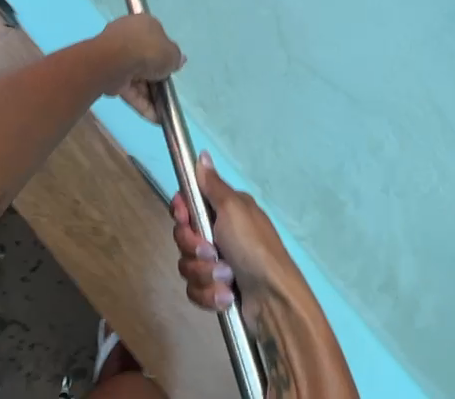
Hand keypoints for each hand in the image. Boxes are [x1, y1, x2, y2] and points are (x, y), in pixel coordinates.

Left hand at [96, 14, 183, 122]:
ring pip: (138, 78)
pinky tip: (155, 118)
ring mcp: (117, 56)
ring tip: (164, 114)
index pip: (157, 39)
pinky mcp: (110, 74)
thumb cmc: (148, 50)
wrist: (117, 60)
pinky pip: (129, 89)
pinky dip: (141, 103)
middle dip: (157, 79)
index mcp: (144, 24)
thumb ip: (176, 58)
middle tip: (168, 94)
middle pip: (146, 60)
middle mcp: (129, 36)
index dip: (165, 55)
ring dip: (151, 96)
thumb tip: (178, 59)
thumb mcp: (172, 54)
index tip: (171, 69)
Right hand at [172, 152, 295, 316]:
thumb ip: (212, 185)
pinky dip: (209, 294)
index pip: (187, 204)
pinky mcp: (217, 289)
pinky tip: (227, 296)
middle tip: (211, 252)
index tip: (184, 217)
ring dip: (205, 274)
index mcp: (225, 210)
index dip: (181, 212)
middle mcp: (220, 233)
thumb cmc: (253, 247)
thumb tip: (202, 154)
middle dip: (193, 248)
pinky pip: (195, 289)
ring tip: (227, 279)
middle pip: (183, 235)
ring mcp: (218, 263)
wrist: (274, 300)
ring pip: (187, 264)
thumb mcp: (233, 209)